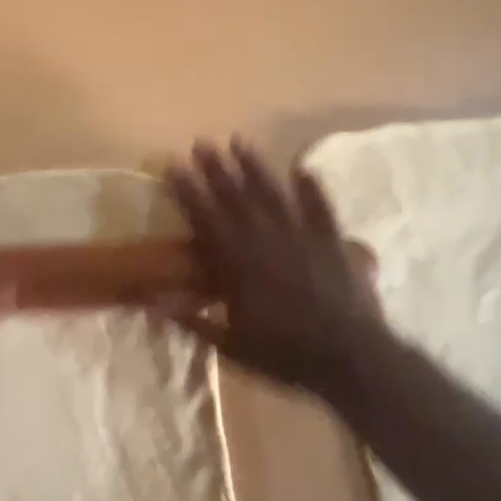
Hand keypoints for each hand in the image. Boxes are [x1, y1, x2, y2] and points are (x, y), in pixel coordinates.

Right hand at [162, 137, 384, 394]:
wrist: (351, 360)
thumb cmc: (285, 356)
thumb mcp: (231, 345)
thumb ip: (191, 321)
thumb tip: (150, 303)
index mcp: (238, 264)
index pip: (206, 219)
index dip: (188, 192)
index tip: (173, 166)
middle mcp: (266, 241)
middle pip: (236, 198)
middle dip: (216, 169)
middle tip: (201, 142)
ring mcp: (302, 238)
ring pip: (273, 195)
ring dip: (256, 167)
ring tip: (240, 140)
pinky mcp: (333, 243)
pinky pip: (320, 209)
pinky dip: (311, 188)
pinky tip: (302, 167)